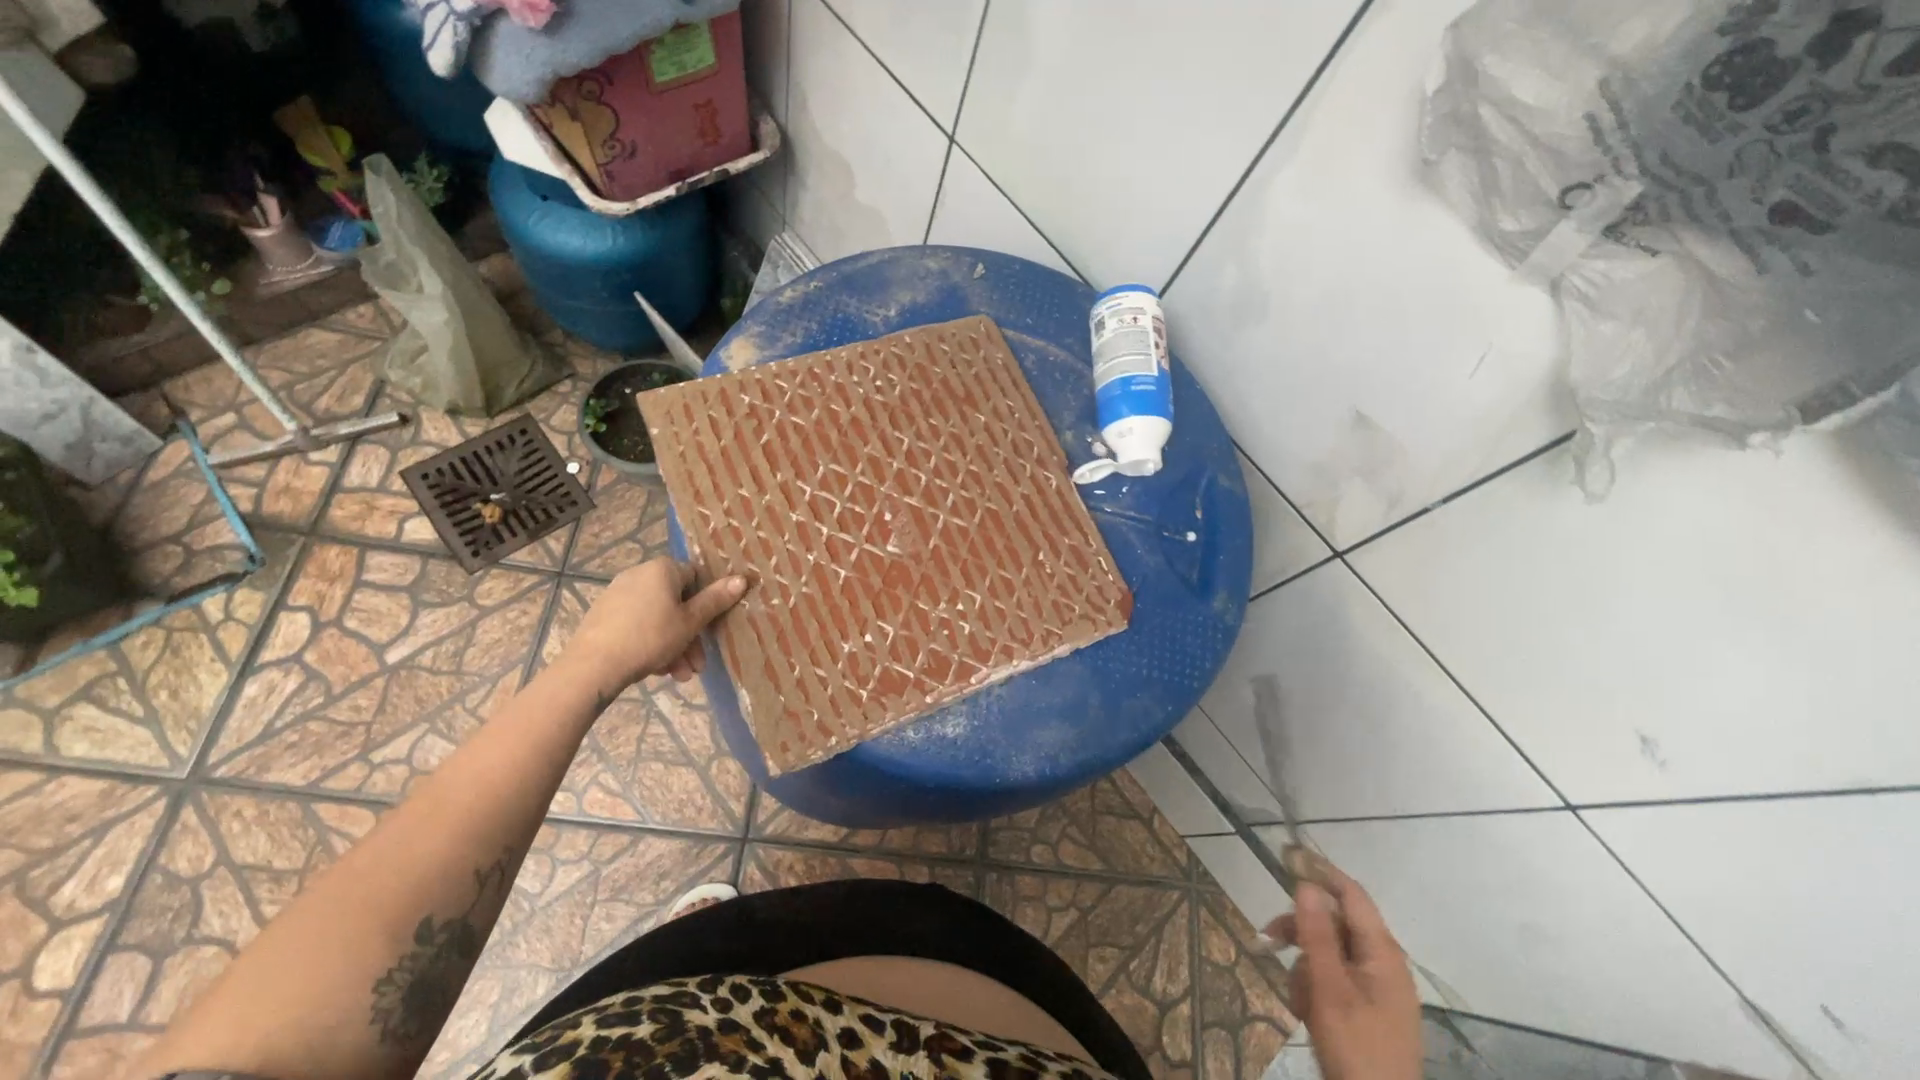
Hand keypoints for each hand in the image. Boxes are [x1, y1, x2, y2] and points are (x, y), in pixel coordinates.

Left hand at [564, 558, 747, 690]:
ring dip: (675, 646)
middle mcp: (639, 574)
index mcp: (662, 569)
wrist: (594, 665)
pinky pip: (639, 625)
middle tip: (698, 664)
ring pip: (658, 618)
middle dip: (691, 635)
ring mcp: (619, 595)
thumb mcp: (690, 622)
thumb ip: (716, 601)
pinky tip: (658, 671)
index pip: (696, 577)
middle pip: (677, 602)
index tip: (711, 628)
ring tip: (680, 675)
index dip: (708, 602)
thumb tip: (742, 578)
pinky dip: (652, 644)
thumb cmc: (650, 637)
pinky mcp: (605, 615)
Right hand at [1264, 865, 1421, 1079]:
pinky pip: (1337, 983)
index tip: (1285, 860)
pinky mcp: (1370, 1012)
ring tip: (1296, 999)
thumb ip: (1317, 934)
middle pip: (1338, 925)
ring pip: (1332, 955)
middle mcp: (1385, 965)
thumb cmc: (1356, 1049)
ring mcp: (1380, 991)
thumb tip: (1307, 884)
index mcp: (1382, 953)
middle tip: (1268, 939)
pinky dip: (1317, 990)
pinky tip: (1306, 1012)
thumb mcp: (1329, 989)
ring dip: (1307, 967)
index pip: (1352, 895)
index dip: (1321, 873)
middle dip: (1303, 930)